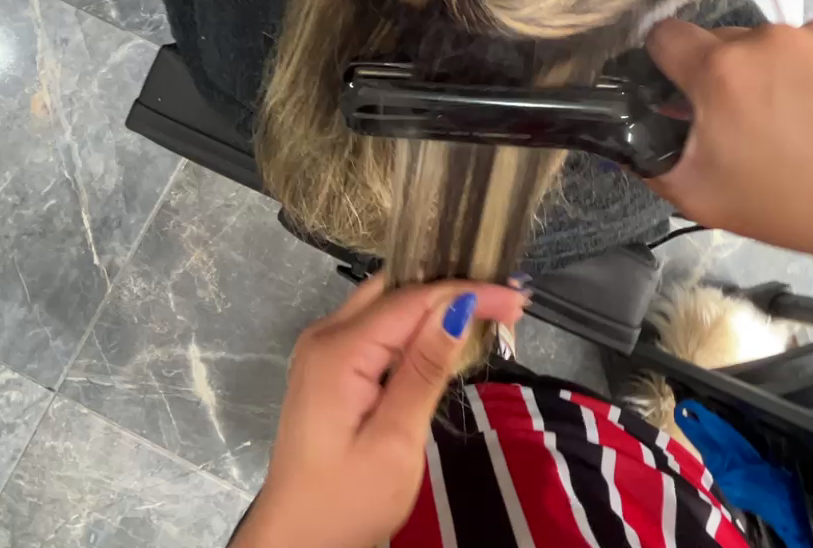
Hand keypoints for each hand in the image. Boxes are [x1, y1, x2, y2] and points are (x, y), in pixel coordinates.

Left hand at [234, 277, 528, 547]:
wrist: (297, 542)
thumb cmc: (348, 503)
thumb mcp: (395, 442)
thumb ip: (424, 370)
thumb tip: (457, 308)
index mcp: (338, 350)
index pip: (412, 301)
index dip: (465, 292)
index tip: (515, 298)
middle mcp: (325, 333)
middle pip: (396, 291)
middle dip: (452, 289)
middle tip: (505, 301)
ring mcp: (322, 346)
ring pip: (386, 303)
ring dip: (434, 303)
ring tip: (486, 309)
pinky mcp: (328, 363)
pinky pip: (376, 325)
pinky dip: (413, 323)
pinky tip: (443, 331)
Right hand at [644, 20, 812, 273]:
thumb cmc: (797, 208)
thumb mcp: (702, 198)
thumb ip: (649, 163)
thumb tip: (623, 143)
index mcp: (721, 71)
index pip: (665, 35)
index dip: (664, 61)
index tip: (679, 88)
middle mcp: (768, 39)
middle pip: (724, 42)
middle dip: (727, 75)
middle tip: (751, 123)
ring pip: (779, 45)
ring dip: (779, 72)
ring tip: (806, 121)